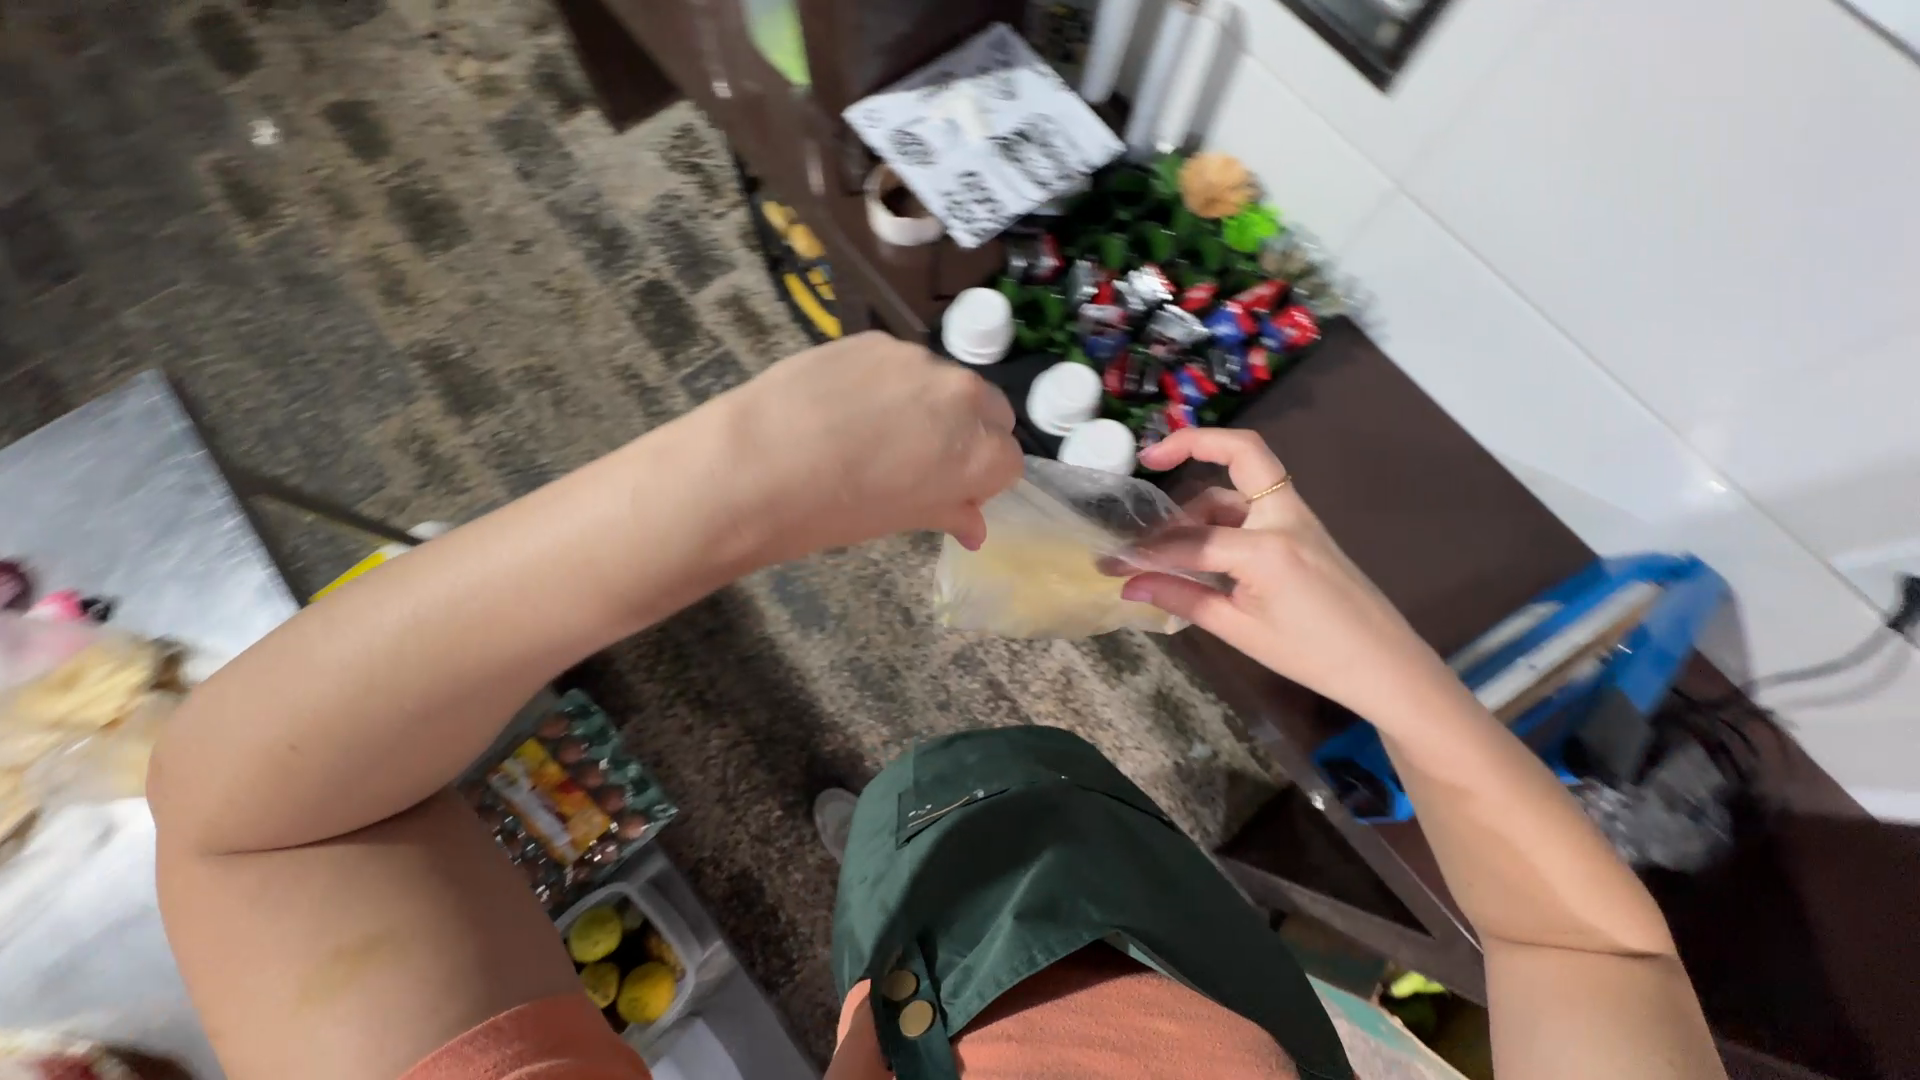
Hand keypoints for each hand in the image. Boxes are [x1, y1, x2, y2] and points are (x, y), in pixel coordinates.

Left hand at [709, 332, 1022, 560]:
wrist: (757, 463)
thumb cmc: (835, 510)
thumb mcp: (901, 520)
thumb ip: (949, 512)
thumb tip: (974, 526)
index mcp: (980, 451)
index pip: (1009, 462)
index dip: (982, 480)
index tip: (951, 492)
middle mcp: (963, 396)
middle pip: (991, 413)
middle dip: (970, 436)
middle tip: (922, 460)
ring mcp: (919, 361)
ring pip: (946, 383)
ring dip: (931, 405)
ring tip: (877, 430)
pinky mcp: (877, 340)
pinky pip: (903, 363)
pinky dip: (892, 384)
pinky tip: (849, 405)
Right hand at [1121, 428, 1454, 718]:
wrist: (1385, 666)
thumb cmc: (1311, 655)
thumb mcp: (1239, 630)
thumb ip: (1182, 598)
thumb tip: (1128, 584)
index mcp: (1267, 548)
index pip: (1190, 540)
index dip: (1146, 552)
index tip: (1111, 561)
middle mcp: (1285, 518)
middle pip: (1242, 453)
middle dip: (1194, 442)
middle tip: (1150, 456)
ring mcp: (1299, 518)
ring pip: (1245, 481)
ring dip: (1203, 494)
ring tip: (1167, 531)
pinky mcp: (1304, 528)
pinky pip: (1257, 503)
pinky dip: (1224, 510)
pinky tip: (1201, 539)